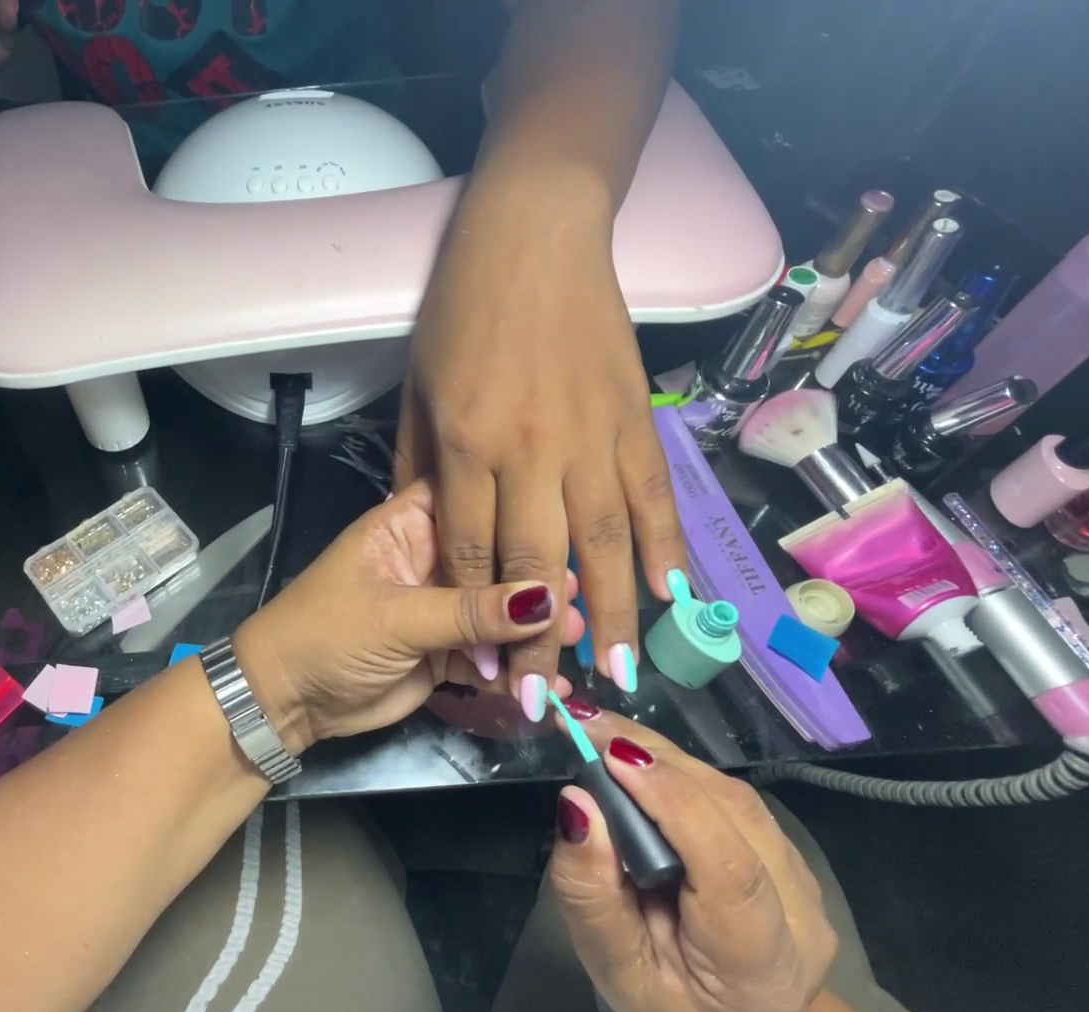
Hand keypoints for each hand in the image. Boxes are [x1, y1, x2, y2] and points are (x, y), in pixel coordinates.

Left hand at [232, 480, 584, 753]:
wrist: (289, 700)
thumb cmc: (326, 636)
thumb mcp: (396, 618)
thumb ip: (468, 610)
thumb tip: (546, 599)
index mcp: (407, 524)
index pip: (471, 499)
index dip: (517, 511)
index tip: (565, 532)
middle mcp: (432, 557)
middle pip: (496, 559)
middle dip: (537, 583)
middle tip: (578, 606)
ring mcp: (441, 605)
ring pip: (500, 610)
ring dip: (534, 630)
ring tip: (572, 644)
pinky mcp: (446, 649)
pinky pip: (490, 653)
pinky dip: (516, 668)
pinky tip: (551, 685)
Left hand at [396, 169, 685, 712]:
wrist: (533, 233)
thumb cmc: (459, 310)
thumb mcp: (416, 390)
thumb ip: (419, 467)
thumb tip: (428, 533)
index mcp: (465, 446)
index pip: (474, 552)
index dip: (481, 617)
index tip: (490, 668)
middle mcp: (529, 451)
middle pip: (536, 563)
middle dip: (543, 640)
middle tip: (552, 700)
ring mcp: (591, 435)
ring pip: (605, 544)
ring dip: (614, 615)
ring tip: (620, 673)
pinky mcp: (636, 417)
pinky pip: (653, 497)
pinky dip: (666, 549)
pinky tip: (673, 596)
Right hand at [549, 715, 837, 1011]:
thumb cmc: (667, 1002)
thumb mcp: (609, 965)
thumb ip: (589, 891)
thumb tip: (577, 803)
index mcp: (758, 965)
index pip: (729, 867)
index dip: (671, 801)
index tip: (607, 755)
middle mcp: (802, 916)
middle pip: (734, 813)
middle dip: (657, 761)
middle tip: (586, 724)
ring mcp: (805, 879)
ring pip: (734, 794)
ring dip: (664, 756)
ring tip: (601, 732)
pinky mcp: (789, 852)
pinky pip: (732, 796)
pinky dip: (679, 769)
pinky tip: (636, 758)